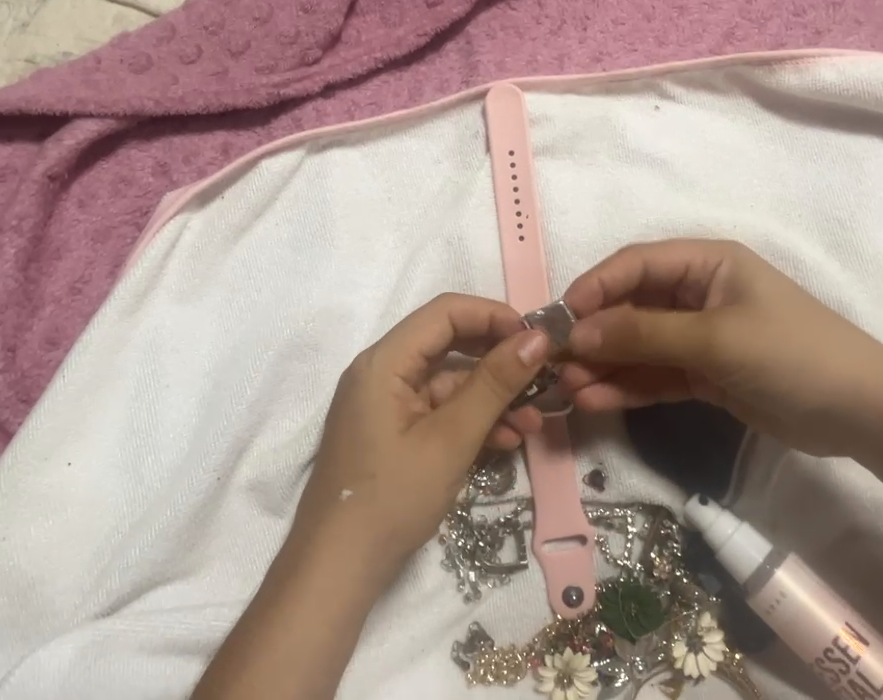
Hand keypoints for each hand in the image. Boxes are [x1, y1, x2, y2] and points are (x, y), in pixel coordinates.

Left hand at [292, 295, 551, 577]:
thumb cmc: (391, 497)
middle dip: (499, 360)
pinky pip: (441, 411)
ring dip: (493, 397)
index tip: (537, 338)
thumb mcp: (450, 439)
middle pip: (449, 344)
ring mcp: (387, 404)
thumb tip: (537, 339)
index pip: (445, 312)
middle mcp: (383, 372)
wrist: (338, 569)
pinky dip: (474, 421)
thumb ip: (494, 384)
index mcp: (385, 361)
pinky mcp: (395, 433)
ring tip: (535, 422)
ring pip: (450, 382)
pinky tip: (508, 442)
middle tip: (545, 377)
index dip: (494, 316)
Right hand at [557, 239, 882, 456]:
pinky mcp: (704, 374)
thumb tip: (576, 333)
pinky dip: (626, 387)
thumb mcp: (716, 339)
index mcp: (707, 262)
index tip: (556, 319)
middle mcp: (698, 293)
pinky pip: (655, 374)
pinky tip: (594, 402)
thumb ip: (644, 335)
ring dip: (604, 365)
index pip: (635, 264)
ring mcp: (700, 335)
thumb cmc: (792, 354)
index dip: (593, 287)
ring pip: (638, 345)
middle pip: (631, 306)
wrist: (863, 413)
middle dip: (593, 334)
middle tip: (553, 364)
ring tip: (566, 391)